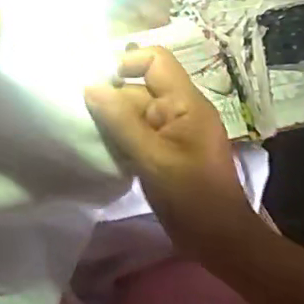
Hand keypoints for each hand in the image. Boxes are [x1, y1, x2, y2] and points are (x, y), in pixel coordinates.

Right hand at [83, 46, 260, 258]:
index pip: (155, 60)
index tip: (98, 85)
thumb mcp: (152, 157)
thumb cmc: (192, 197)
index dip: (126, 63)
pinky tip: (105, 151)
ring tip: (90, 135)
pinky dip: (120, 138)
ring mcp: (173, 132)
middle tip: (83, 117)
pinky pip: (137, 132)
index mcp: (186, 103)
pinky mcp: (165, 151)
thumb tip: (90, 87)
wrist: (221, 242)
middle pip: (138, 87)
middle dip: (111, 99)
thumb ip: (120, 120)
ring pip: (134, 112)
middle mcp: (180, 110)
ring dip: (112, 121)